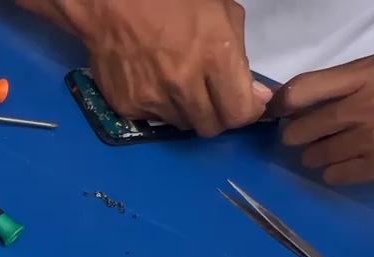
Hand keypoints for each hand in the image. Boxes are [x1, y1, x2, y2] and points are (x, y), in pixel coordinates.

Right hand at [64, 0, 269, 134]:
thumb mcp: (223, 16)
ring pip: (182, 123)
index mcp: (215, 57)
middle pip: (210, 127)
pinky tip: (157, 84)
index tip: (246, 105)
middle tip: (217, 100)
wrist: (117, 7)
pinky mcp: (129, 107)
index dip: (246, 113)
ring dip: (190, 111)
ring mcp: (153, 100)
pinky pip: (155, 118)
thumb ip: (240, 58)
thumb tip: (256, 95)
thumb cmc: (176, 0)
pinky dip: (162, 107)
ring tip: (184, 87)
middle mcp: (184, 86)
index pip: (237, 112)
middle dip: (219, 116)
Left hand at [274, 54, 373, 183]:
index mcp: (373, 72)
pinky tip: (364, 159)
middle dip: (300, 136)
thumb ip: (342, 84)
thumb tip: (285, 105)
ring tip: (351, 144)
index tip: (280, 116)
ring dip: (322, 155)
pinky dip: (341, 170)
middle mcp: (372, 103)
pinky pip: (332, 175)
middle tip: (321, 134)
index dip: (280, 108)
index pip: (298, 91)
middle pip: (296, 132)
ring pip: (311, 158)